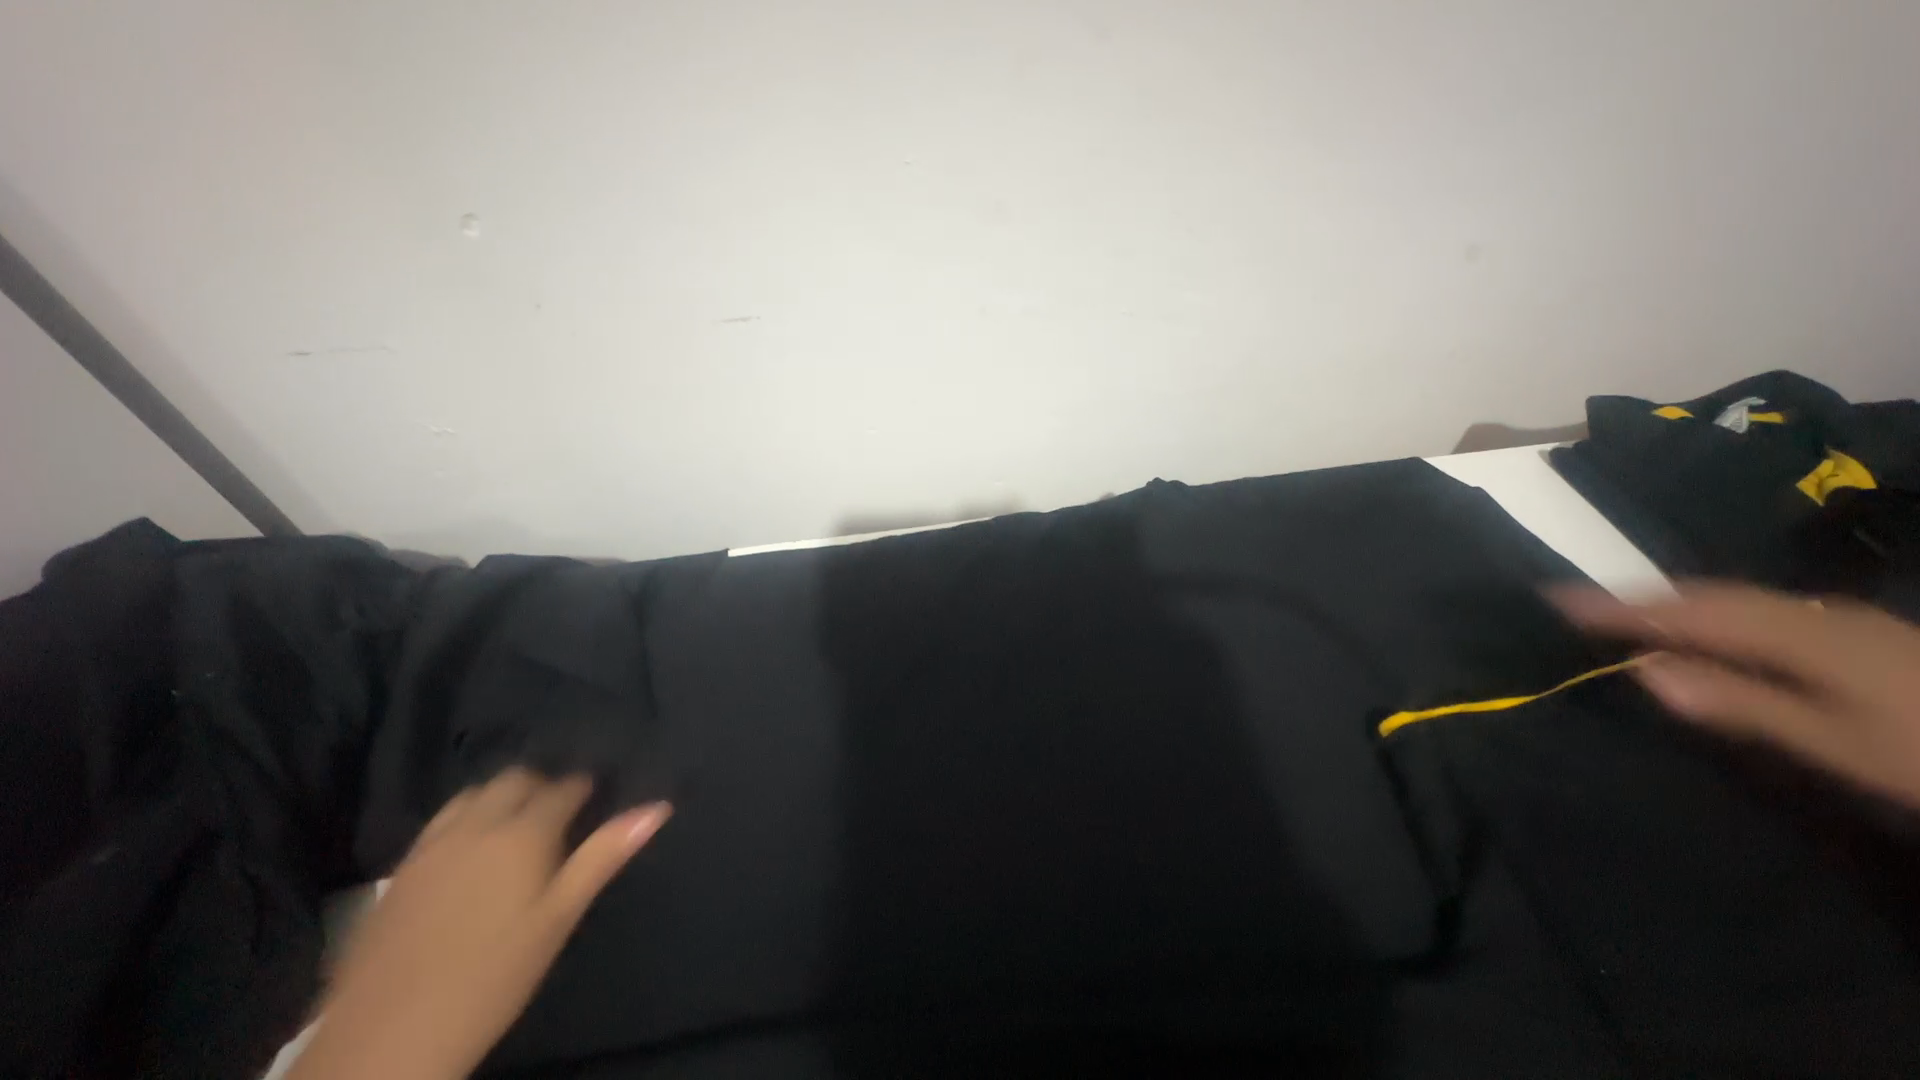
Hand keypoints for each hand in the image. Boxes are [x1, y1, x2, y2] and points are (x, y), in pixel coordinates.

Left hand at [287, 769, 670, 1079]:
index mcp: (522, 834)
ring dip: (501, 798)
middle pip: (514, 779)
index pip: (563, 788)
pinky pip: (442, 820)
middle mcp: (475, 825)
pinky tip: (470, 853)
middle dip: (542, 786)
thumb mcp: (560, 919)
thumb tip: (658, 807)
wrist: (390, 1033)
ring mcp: (432, 844)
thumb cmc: (495, 977)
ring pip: (473, 794)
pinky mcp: (401, 868)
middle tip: (561, 816)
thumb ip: (604, 857)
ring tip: (517, 829)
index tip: (597, 797)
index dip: (584, 788)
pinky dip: (466, 818)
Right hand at [1554, 583, 1919, 808]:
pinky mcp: (1854, 632)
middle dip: (1637, 596)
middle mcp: (1810, 612)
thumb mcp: (1837, 741)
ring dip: (1671, 602)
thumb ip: (1739, 701)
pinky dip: (1708, 612)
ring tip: (1621, 613)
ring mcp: (1837, 619)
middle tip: (1575, 604)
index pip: (1685, 611)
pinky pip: (1756, 608)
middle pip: (1706, 594)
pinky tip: (1701, 628)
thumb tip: (1644, 669)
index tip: (1553, 599)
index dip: (1617, 606)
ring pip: (1732, 597)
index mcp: (1797, 634)